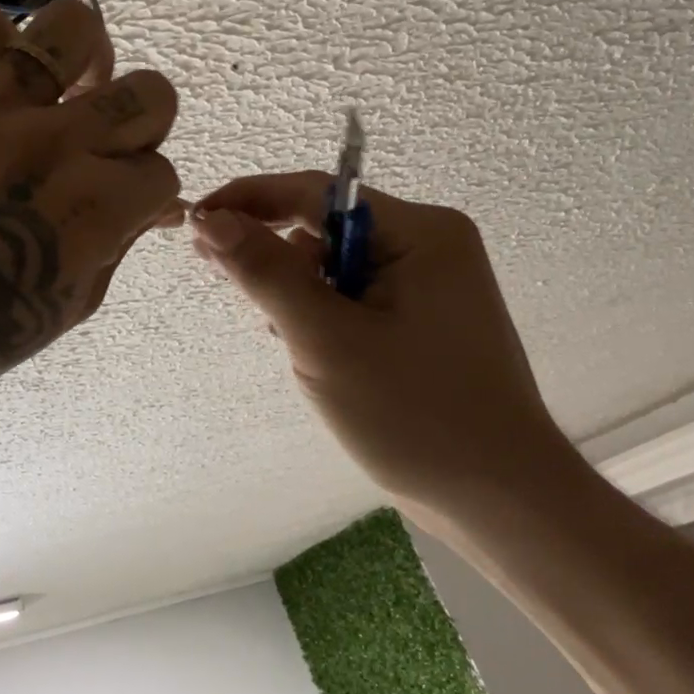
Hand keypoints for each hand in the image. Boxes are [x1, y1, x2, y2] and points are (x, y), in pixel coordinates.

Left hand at [0, 0, 179, 407]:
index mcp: (93, 207)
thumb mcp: (75, 302)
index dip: (147, 190)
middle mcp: (51, 146)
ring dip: (81, 58)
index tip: (122, 201)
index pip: (161, 169)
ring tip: (61, 85)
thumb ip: (123, 240)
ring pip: (70, 29)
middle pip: (148, 93)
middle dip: (141, 123)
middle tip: (104, 140)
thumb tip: (163, 203)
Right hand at [191, 174, 576, 523]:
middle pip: (325, 226)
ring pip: (334, 265)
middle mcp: (429, 246)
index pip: (316, 193)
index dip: (249, 202)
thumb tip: (210, 219)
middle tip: (219, 277)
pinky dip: (320, 313)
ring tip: (279, 333)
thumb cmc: (415, 414)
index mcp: (420, 233)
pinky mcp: (422, 321)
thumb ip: (265, 272)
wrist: (500, 500)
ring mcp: (430, 285)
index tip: (193, 224)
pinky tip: (305, 346)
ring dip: (295, 290)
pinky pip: (353, 296)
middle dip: (271, 250)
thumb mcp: (325, 339)